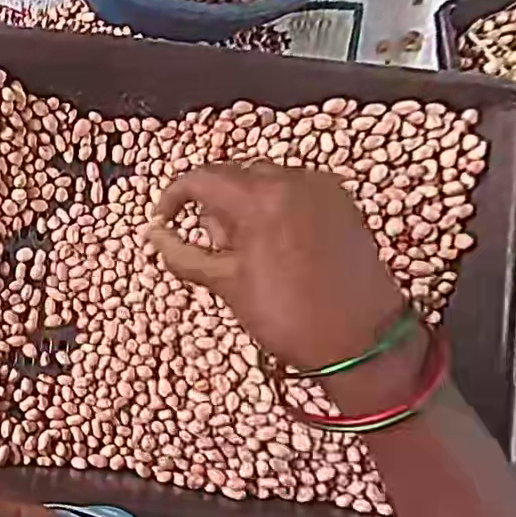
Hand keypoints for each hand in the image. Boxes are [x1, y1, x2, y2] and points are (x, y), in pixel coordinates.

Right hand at [146, 164, 421, 406]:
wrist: (360, 340)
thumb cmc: (288, 315)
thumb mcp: (222, 283)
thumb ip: (181, 253)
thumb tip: (154, 233)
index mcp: (261, 199)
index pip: (200, 178)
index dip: (172, 198)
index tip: (163, 222)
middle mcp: (294, 182)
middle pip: (231, 176)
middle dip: (209, 206)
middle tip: (207, 247)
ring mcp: (323, 190)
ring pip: (260, 182)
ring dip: (239, 209)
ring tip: (242, 254)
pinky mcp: (341, 204)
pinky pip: (290, 192)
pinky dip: (269, 211)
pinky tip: (270, 249)